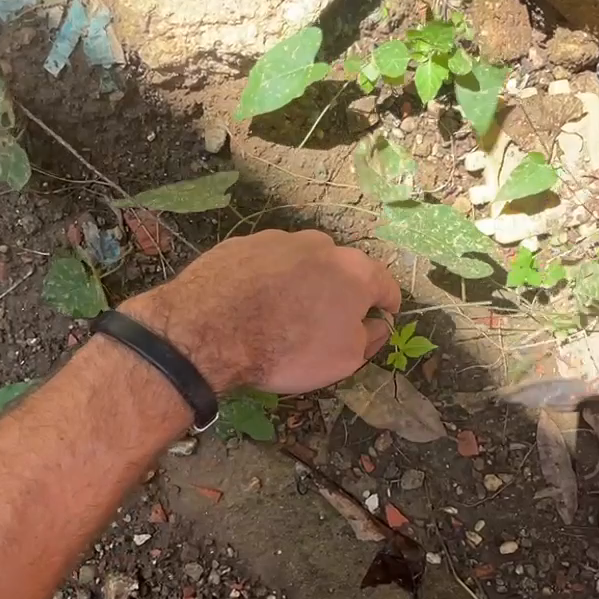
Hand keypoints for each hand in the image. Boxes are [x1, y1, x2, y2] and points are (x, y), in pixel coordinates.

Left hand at [119, 230, 400, 394]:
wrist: (212, 330)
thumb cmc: (290, 349)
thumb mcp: (344, 359)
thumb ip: (368, 338)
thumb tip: (377, 325)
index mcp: (356, 271)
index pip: (385, 285)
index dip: (387, 306)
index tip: (382, 318)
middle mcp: (321, 245)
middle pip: (341, 269)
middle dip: (340, 293)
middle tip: (327, 322)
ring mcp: (278, 240)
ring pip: (301, 263)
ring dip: (302, 283)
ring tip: (284, 314)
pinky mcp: (240, 244)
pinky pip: (265, 265)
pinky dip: (266, 281)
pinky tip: (252, 306)